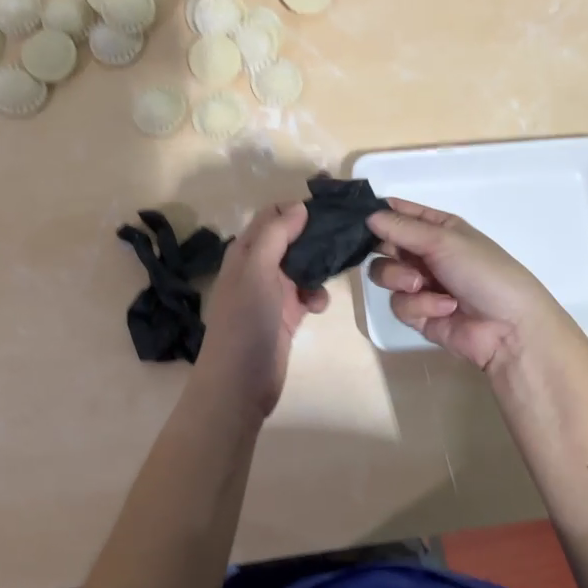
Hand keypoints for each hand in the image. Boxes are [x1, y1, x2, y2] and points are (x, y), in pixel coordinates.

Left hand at [193, 202, 329, 419]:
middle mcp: (257, 267)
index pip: (271, 215)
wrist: (239, 383)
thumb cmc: (244, 321)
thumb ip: (276, 235)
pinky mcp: (286, 315)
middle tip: (347, 231)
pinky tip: (318, 305)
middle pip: (291, 238)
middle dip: (315, 235)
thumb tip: (299, 206)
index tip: (330, 204)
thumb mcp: (257, 270)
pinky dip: (316, 295)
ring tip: (337, 268)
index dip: (296, 207)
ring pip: (303, 266)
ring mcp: (272, 293)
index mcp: (245, 251)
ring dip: (319, 266)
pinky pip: (307, 294)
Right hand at [366, 198, 563, 371]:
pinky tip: (444, 309)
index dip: (378, 214)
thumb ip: (402, 227)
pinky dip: (419, 305)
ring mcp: (421, 284)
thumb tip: (367, 216)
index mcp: (437, 228)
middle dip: (386, 250)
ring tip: (421, 285)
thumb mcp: (444, 240)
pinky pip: (399, 304)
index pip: (398, 213)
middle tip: (397, 255)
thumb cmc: (483, 271)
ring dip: (400, 280)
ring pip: (385, 275)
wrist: (509, 327)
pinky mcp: (419, 314)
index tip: (359, 219)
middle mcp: (425, 253)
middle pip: (383, 245)